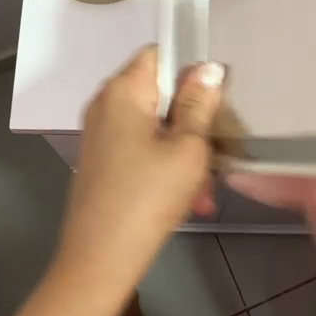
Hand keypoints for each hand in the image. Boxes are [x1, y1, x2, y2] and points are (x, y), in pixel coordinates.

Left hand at [55, 46, 223, 289]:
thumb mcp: (187, 150)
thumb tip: (208, 68)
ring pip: (154, 127)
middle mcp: (105, 104)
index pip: (160, 54)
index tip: (214, 99)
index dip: (190, 70)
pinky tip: (188, 201)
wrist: (99, 261)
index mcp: (123, 90)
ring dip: (183, 153)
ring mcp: (100, 134)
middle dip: (192, 121)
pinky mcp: (101, 160)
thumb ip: (199, 105)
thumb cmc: (147, 198)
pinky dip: (164, 167)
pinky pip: (141, 149)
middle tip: (216, 153)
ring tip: (204, 192)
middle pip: (159, 93)